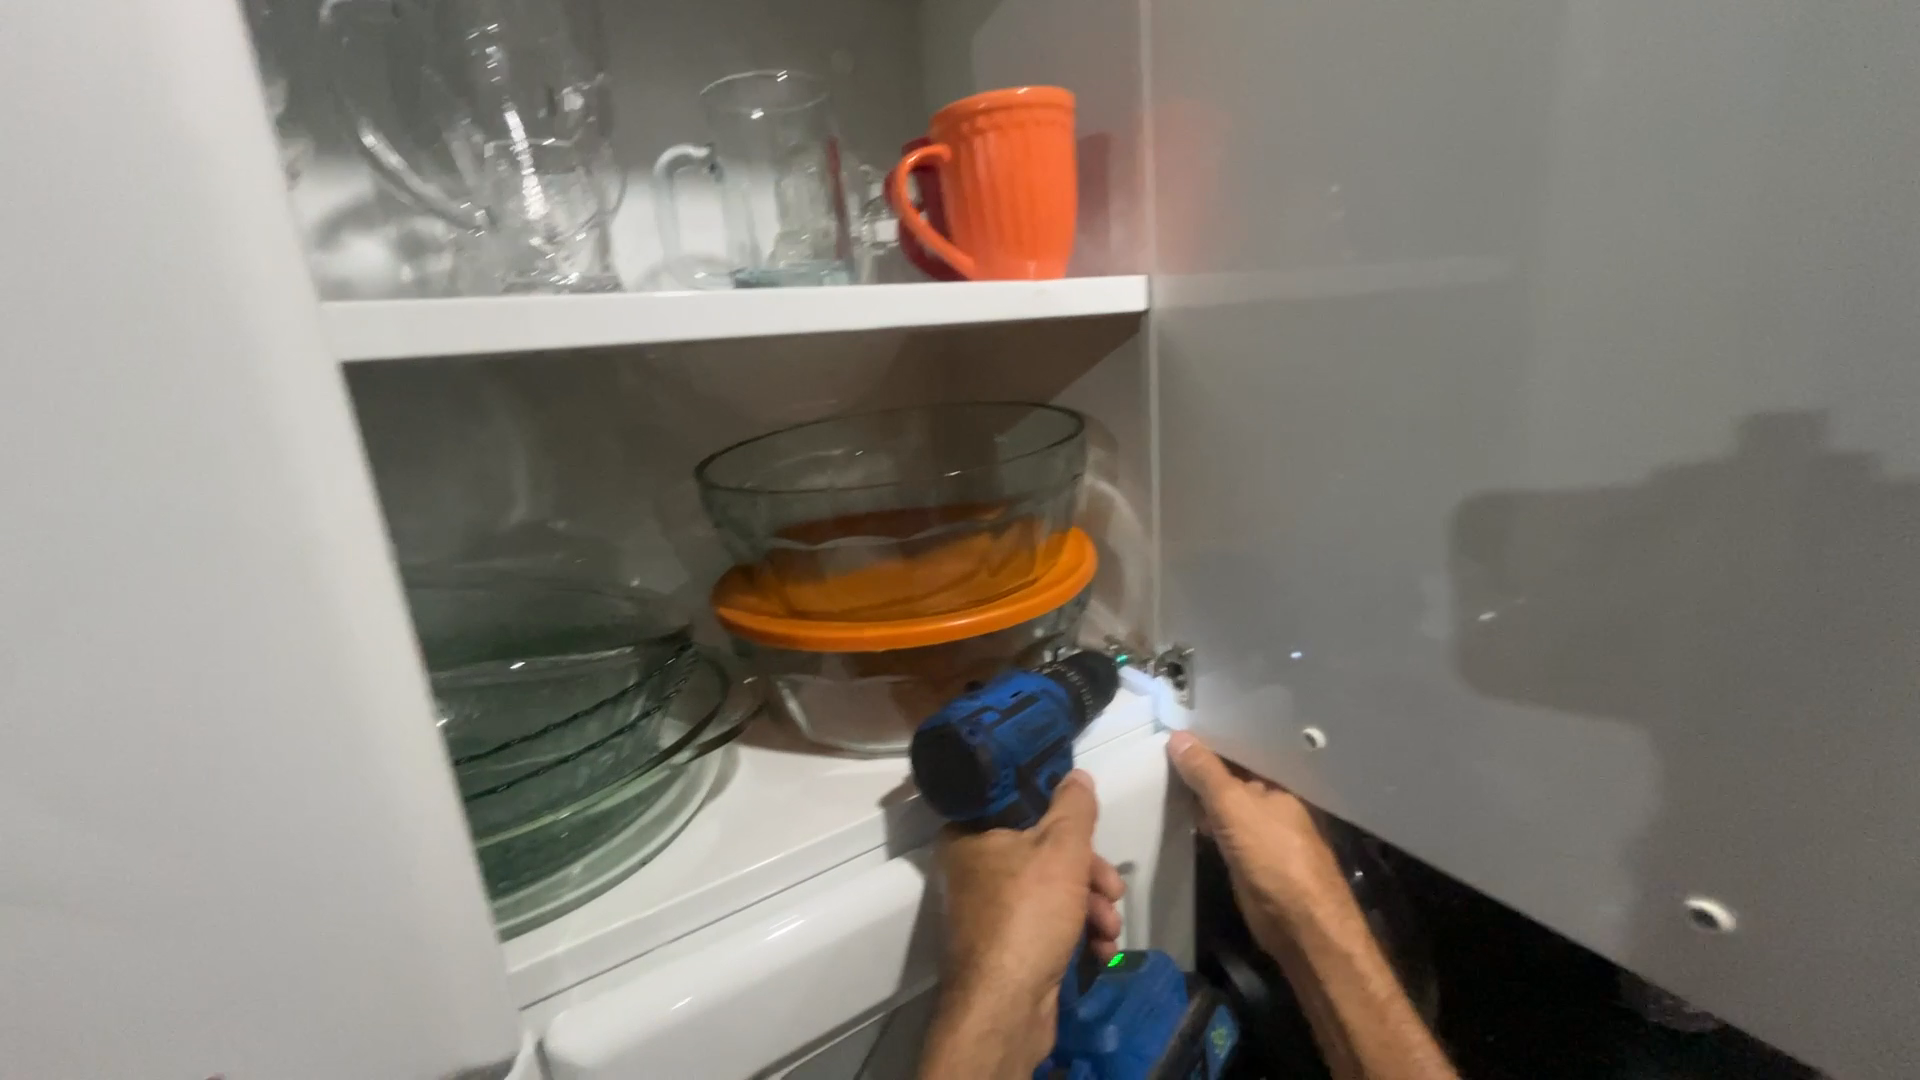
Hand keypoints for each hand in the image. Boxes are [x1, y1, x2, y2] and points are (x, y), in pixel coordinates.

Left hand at [919, 770, 1124, 1078]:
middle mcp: (971, 868)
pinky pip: (1046, 923)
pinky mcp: (1007, 946)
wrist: (1006, 1009)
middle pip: (1042, 851)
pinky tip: (1101, 948)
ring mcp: (988, 910)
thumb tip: (1078, 776)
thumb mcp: (1061, 849)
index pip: (1016, 805)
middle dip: (1087, 871)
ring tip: (1109, 925)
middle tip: (1111, 887)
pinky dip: (1077, 930)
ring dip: (1090, 904)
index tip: (1086, 827)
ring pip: (1050, 889)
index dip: (1057, 813)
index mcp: (968, 834)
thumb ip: (1074, 808)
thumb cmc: (1027, 913)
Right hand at [1166, 731, 1354, 955]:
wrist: (1301, 927)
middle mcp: (1271, 803)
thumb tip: (1178, 736)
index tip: (1177, 725)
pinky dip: (1201, 819)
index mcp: (1277, 783)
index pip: (1240, 750)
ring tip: (1160, 772)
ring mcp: (1260, 831)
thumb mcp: (1234, 807)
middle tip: (1160, 747)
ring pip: (1223, 802)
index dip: (1211, 739)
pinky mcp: (1248, 857)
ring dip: (1198, 792)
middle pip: (1231, 776)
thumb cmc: (1274, 857)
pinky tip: (1178, 811)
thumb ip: (1206, 773)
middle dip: (1201, 765)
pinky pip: (1220, 827)